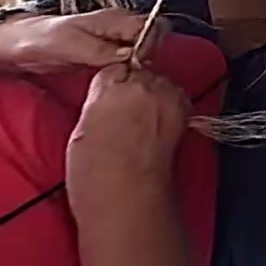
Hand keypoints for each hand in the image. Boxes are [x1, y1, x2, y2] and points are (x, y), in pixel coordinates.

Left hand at [0, 9, 162, 74]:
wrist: (15, 45)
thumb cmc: (41, 42)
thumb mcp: (69, 47)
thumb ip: (101, 50)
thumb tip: (131, 55)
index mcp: (116, 19)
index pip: (152, 26)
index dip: (150, 45)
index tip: (136, 65)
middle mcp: (121, 24)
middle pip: (153, 34)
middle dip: (149, 53)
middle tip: (132, 73)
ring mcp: (115, 37)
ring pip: (143, 45)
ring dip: (140, 61)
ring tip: (126, 78)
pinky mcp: (107, 50)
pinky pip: (130, 54)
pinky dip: (130, 65)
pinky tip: (120, 77)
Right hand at [67, 63, 190, 198]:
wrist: (128, 193)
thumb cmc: (93, 174)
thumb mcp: (80, 133)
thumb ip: (97, 104)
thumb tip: (107, 95)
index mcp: (109, 91)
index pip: (111, 71)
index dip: (110, 85)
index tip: (109, 99)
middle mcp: (141, 85)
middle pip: (138, 74)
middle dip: (133, 87)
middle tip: (126, 112)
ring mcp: (166, 93)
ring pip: (159, 81)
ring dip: (153, 94)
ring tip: (144, 120)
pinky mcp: (184, 104)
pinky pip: (176, 94)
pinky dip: (169, 103)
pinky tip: (159, 123)